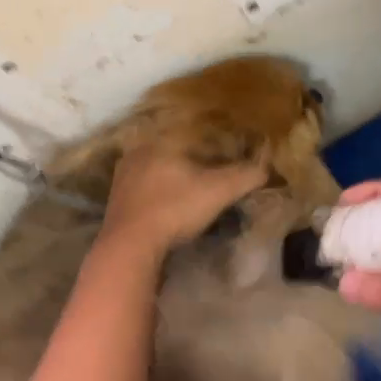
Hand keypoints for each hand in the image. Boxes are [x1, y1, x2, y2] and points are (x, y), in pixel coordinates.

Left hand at [99, 141, 266, 255]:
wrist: (129, 246)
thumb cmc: (175, 208)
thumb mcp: (219, 190)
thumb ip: (245, 175)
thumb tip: (266, 169)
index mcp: (161, 140)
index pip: (193, 134)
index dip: (214, 144)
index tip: (229, 155)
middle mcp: (138, 152)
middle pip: (173, 152)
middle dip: (192, 162)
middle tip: (212, 175)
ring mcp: (122, 178)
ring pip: (156, 172)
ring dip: (173, 180)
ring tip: (192, 193)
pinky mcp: (115, 202)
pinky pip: (144, 191)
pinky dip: (158, 196)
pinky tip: (169, 208)